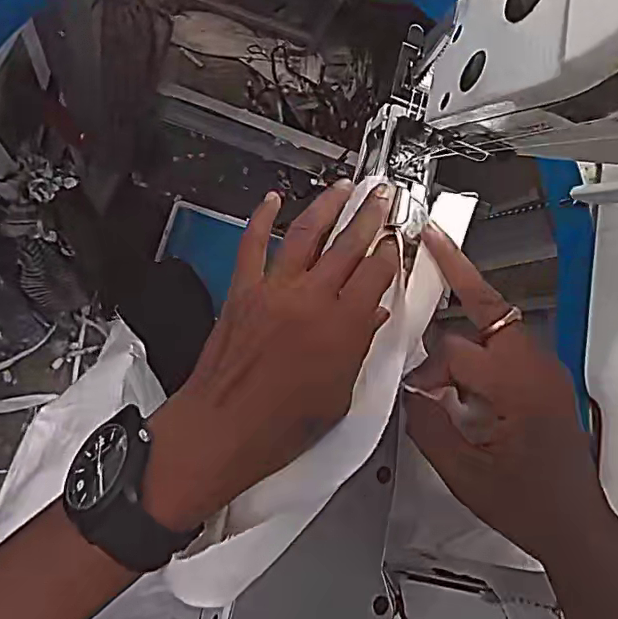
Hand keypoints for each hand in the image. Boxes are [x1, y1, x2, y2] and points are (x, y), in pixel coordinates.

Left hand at [143, 179, 399, 529]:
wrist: (221, 429)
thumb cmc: (278, 424)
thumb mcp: (338, 393)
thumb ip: (359, 347)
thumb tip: (374, 320)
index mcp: (342, 326)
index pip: (377, 273)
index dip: (391, 253)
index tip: (396, 243)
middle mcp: (310, 300)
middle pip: (349, 243)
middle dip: (372, 215)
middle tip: (383, 197)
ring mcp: (274, 291)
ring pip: (306, 233)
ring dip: (328, 206)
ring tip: (343, 189)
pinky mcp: (243, 291)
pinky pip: (252, 244)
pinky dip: (260, 218)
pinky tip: (271, 200)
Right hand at [403, 223, 617, 566]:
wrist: (574, 524)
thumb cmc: (532, 505)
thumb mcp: (463, 472)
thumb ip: (428, 423)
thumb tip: (411, 392)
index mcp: (516, 388)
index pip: (457, 351)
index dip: (427, 367)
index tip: (413, 385)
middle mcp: (536, 369)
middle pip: (490, 309)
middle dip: (458, 281)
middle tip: (435, 244)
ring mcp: (545, 373)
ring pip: (502, 322)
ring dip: (471, 311)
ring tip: (445, 292)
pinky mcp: (546, 381)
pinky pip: (512, 344)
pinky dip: (484, 339)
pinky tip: (466, 358)